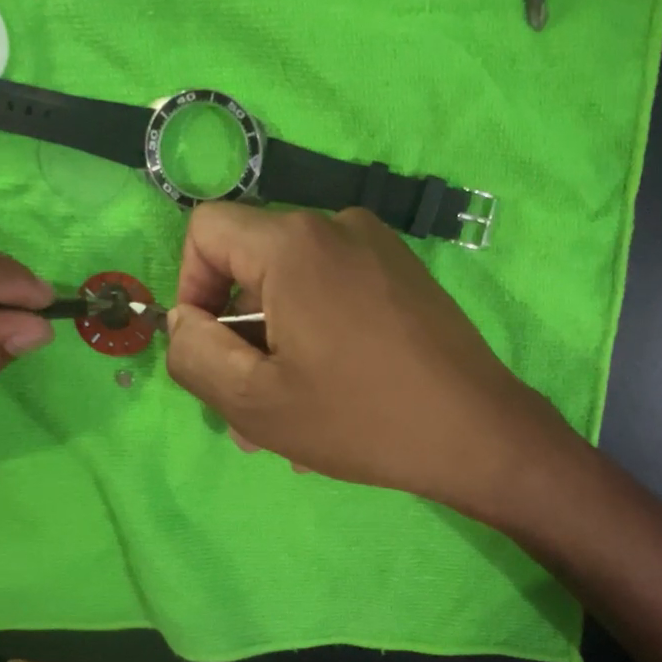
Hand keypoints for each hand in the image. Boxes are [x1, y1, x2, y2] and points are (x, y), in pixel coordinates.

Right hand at [163, 204, 576, 514]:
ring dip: (281, 354)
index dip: (190, 289)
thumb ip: (193, 354)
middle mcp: (337, 227)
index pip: (206, 229)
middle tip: (250, 415)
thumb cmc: (360, 418)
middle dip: (241, 340)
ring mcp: (380, 250)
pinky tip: (335, 402)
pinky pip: (337, 298)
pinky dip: (320, 342)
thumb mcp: (254, 402)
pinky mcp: (406, 277)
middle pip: (254, 267)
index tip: (211, 352)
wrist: (477, 434)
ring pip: (296, 292)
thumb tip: (184, 321)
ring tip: (293, 424)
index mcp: (294, 243)